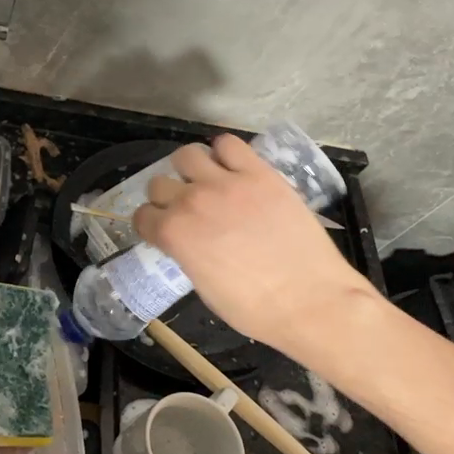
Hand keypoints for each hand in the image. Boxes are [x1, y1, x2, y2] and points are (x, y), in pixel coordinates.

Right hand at [132, 135, 375, 352]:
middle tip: (188, 209)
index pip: (142, 216)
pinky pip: (229, 144)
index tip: (163, 230)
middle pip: (159, 183)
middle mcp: (192, 202)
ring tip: (207, 181)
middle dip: (168, 197)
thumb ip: (187, 254)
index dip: (151, 224)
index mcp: (174, 234)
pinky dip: (224, 152)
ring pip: (186, 155)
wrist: (311, 302)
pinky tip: (233, 168)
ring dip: (190, 169)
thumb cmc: (255, 309)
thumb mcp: (204, 287)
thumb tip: (189, 242)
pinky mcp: (259, 174)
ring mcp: (226, 184)